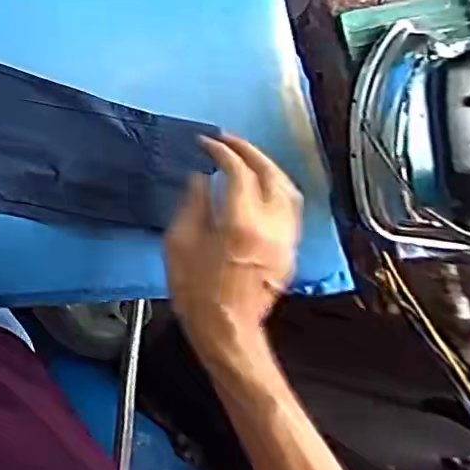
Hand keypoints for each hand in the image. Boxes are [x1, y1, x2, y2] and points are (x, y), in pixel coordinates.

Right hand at [165, 134, 302, 361]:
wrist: (225, 329)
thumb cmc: (193, 287)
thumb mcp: (180, 240)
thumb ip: (194, 203)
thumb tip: (202, 179)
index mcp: (241, 223)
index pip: (239, 172)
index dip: (220, 151)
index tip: (203, 143)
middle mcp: (271, 228)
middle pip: (271, 176)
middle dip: (249, 152)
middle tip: (225, 139)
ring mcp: (285, 240)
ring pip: (289, 191)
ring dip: (267, 167)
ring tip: (244, 156)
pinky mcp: (289, 251)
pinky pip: (289, 209)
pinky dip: (274, 187)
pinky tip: (256, 184)